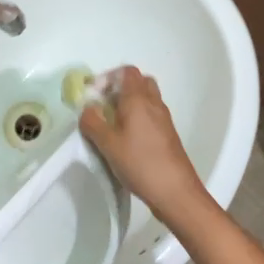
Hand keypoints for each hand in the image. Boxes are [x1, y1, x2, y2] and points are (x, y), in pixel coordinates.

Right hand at [80, 66, 215, 228]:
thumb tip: (87, 109)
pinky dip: (139, 119)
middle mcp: (154, 104)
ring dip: (130, 105)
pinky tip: (127, 140)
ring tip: (113, 126)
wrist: (175, 191)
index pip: (127, 72)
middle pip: (140, 82)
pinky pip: (152, 116)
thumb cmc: (140, 163)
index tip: (95, 96)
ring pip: (147, 99)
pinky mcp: (168, 134)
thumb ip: (93, 123)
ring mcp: (164, 119)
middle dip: (120, 89)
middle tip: (105, 108)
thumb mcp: (108, 144)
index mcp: (138, 100)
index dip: (109, 77)